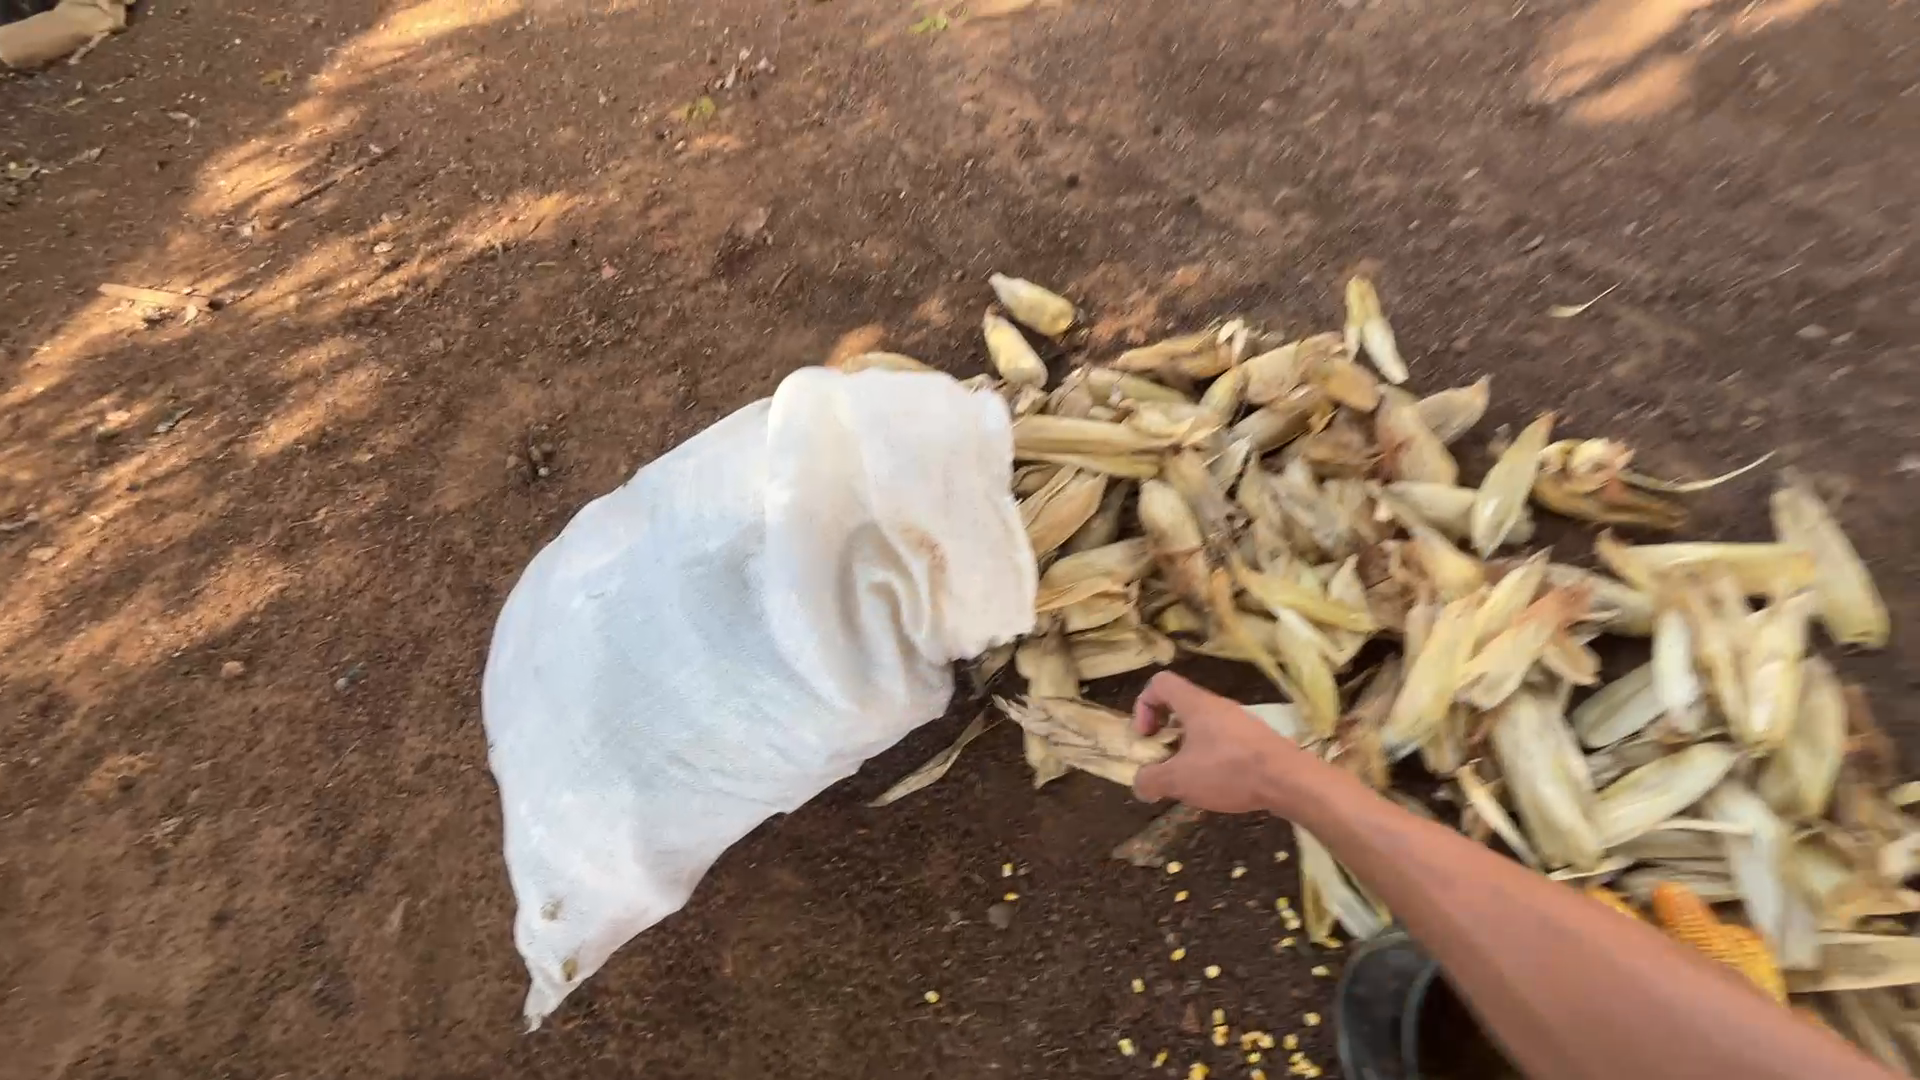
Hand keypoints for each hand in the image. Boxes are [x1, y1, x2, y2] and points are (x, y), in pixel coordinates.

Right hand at [1131, 671, 1304, 812]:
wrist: (1291, 781)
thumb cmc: (1229, 770)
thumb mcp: (1180, 780)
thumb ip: (1152, 779)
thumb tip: (1140, 784)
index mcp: (1195, 704)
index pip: (1159, 682)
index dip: (1143, 705)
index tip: (1147, 736)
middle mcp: (1217, 705)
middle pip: (1180, 704)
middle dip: (1165, 730)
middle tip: (1164, 757)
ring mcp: (1240, 721)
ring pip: (1203, 723)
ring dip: (1188, 745)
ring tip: (1190, 776)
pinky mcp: (1257, 739)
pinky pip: (1224, 738)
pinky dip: (1212, 755)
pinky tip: (1218, 782)